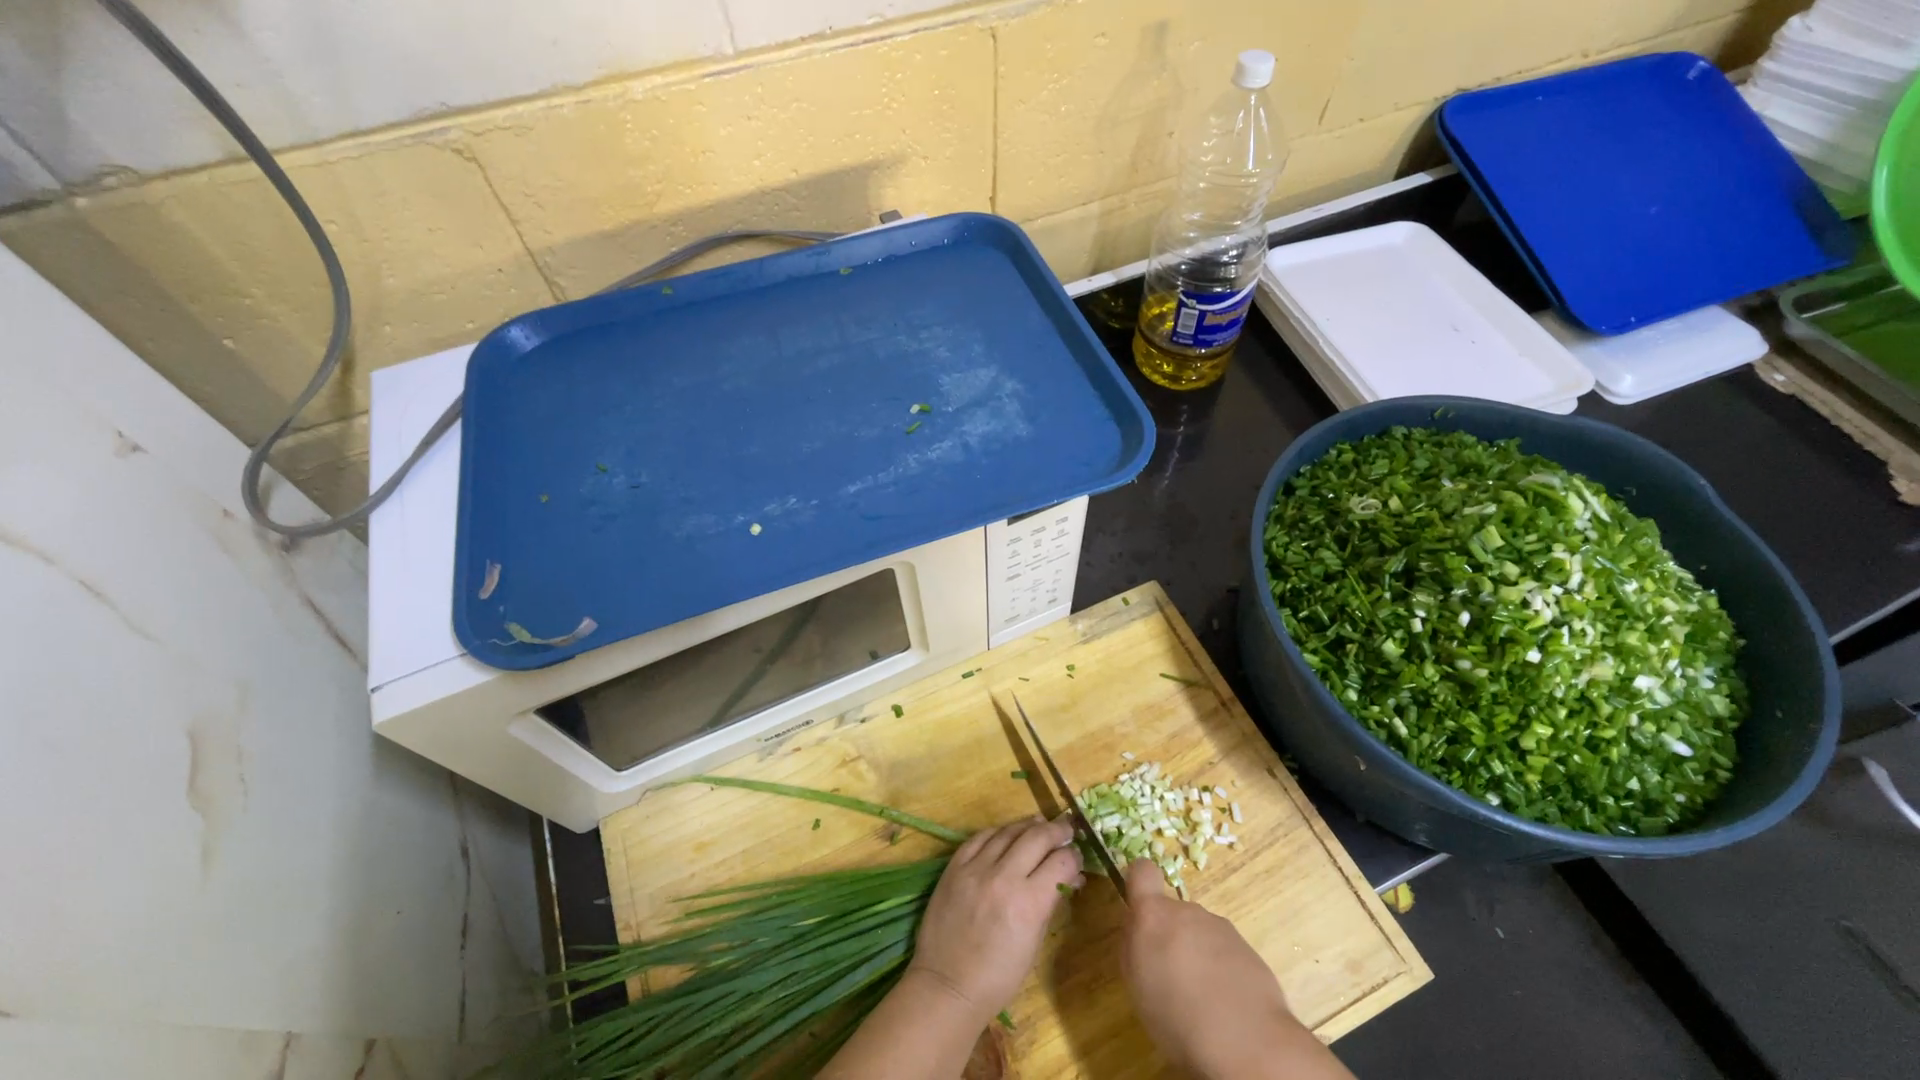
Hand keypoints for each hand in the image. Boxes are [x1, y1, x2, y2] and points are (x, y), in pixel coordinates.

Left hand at [905, 816, 1083, 1024]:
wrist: (948, 985)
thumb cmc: (999, 976)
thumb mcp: (1035, 942)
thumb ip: (1051, 902)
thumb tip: (1071, 876)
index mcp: (1029, 902)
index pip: (1061, 861)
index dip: (1074, 855)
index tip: (1077, 855)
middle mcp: (1003, 877)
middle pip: (1037, 837)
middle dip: (1057, 830)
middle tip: (1066, 829)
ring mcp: (975, 869)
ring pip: (1008, 831)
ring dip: (1028, 826)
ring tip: (1039, 826)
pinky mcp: (953, 867)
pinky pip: (980, 838)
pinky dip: (998, 832)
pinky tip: (1006, 834)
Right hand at [1121, 859, 1353, 1079]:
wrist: (1246, 1041)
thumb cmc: (1176, 1016)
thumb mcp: (1136, 984)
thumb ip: (1133, 946)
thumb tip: (1137, 927)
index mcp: (1154, 916)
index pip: (1142, 871)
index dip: (1138, 882)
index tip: (1139, 908)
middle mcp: (1188, 912)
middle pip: (1172, 912)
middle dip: (1169, 936)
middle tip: (1169, 977)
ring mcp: (1221, 928)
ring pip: (1199, 933)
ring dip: (1196, 954)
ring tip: (1199, 998)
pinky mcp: (1248, 948)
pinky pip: (1224, 951)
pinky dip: (1220, 969)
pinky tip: (1224, 1004)